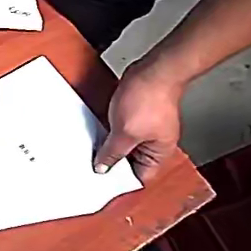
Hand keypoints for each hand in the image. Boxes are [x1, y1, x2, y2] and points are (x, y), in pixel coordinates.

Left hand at [93, 61, 187, 180]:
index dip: (121, 181)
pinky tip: (96, 131)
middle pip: (131, 162)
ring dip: (109, 146)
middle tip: (91, 166)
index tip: (101, 182)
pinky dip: (109, 131)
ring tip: (91, 149)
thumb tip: (103, 168)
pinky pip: (121, 129)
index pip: (140, 177)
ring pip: (124, 145)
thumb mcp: (124, 132)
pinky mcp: (137, 114)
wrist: (153, 69)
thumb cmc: (148, 97)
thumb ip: (112, 153)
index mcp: (159, 153)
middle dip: (112, 163)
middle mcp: (155, 143)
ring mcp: (146, 127)